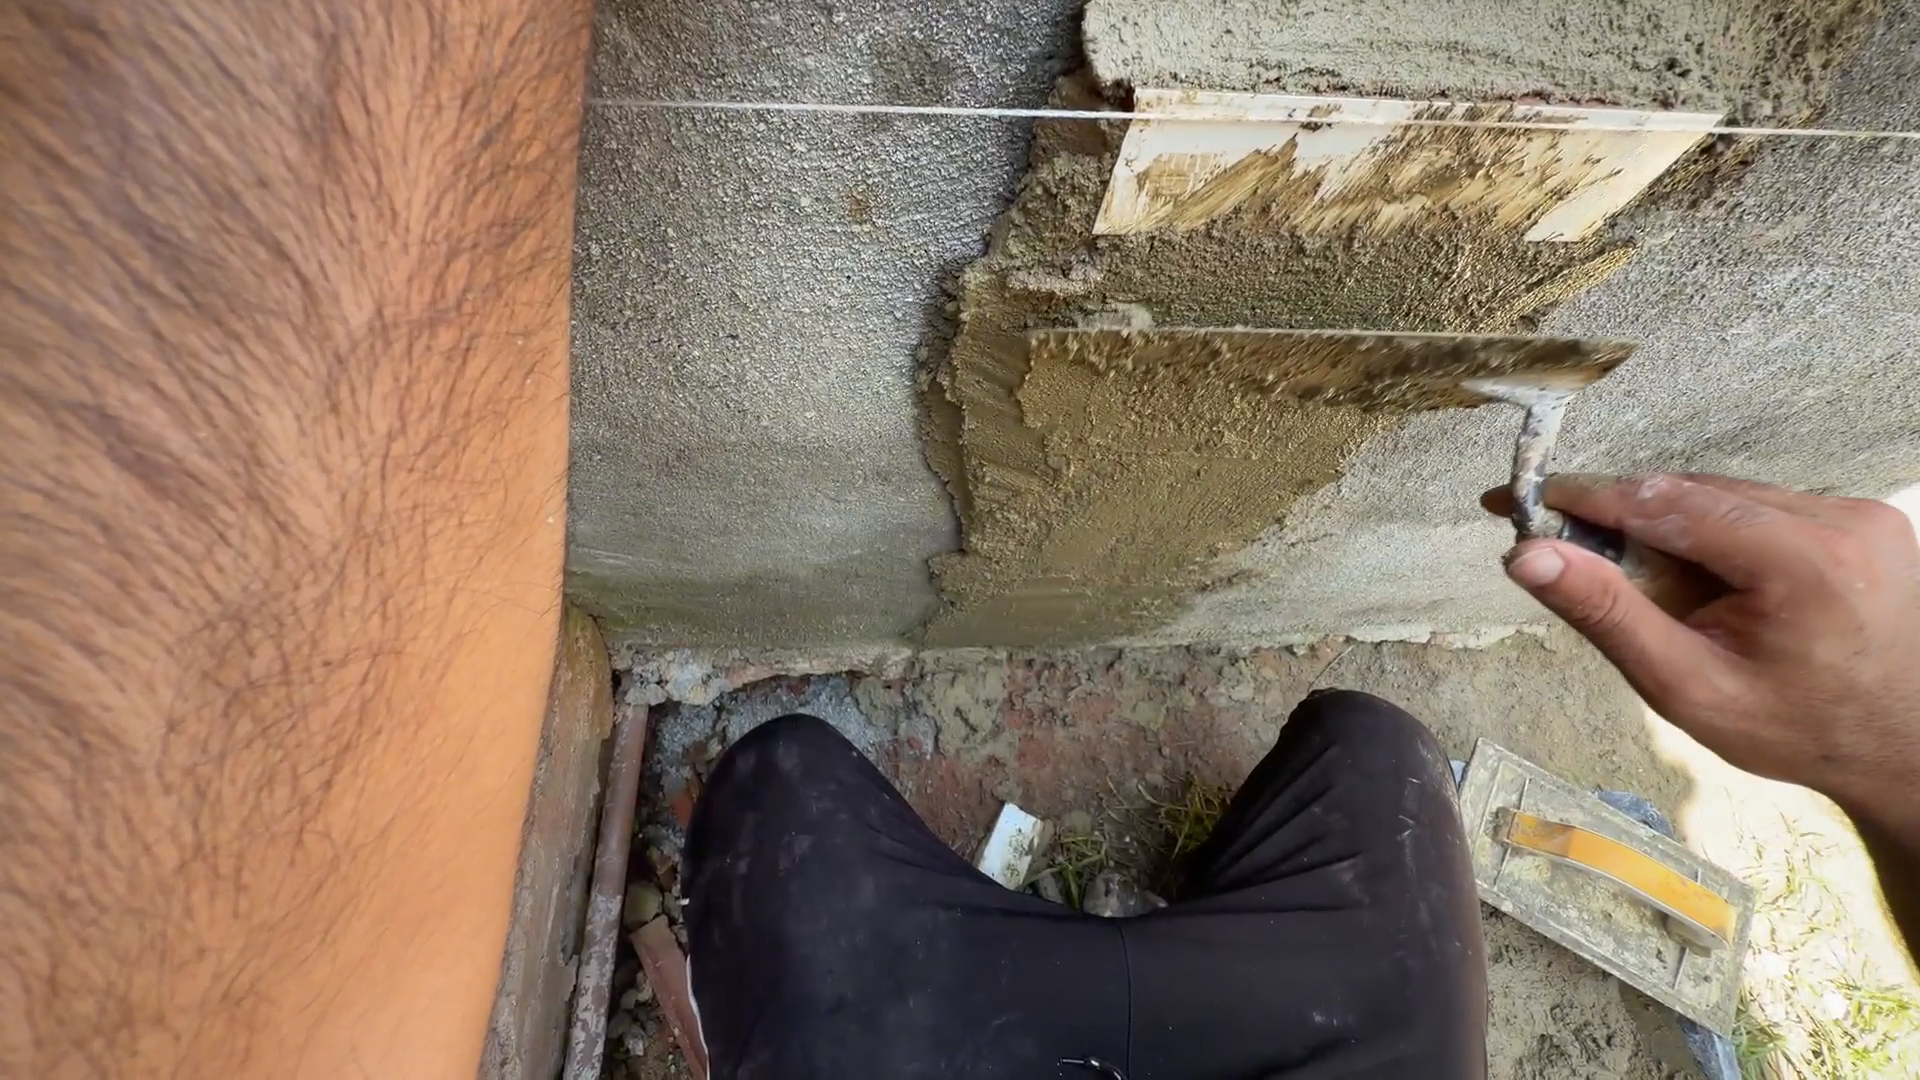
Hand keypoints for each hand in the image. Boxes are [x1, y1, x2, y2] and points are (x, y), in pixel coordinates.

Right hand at [1484, 474, 1919, 828]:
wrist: (1907, 750)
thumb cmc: (1791, 728)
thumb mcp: (1682, 683)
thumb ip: (1605, 612)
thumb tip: (1524, 554)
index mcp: (1805, 560)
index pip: (1662, 502)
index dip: (1578, 497)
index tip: (1510, 501)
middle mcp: (1839, 517)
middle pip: (1683, 493)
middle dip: (1604, 511)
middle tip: (1543, 540)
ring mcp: (1855, 514)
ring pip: (1709, 495)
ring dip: (1643, 520)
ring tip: (1602, 562)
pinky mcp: (1855, 521)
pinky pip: (1741, 506)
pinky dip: (1686, 527)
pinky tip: (1669, 567)